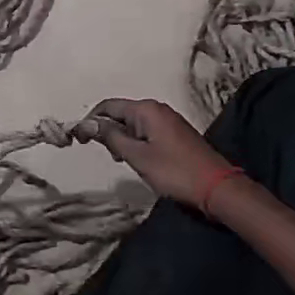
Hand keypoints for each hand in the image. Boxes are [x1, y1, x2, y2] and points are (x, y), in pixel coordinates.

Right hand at [90, 98, 238, 208]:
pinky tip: (139, 162)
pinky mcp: (175, 134)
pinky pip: (147, 132)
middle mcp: (157, 109)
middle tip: (110, 157)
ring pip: (133, 125)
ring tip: (125, 162)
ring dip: (123, 140)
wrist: (216, 188)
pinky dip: (137, 144)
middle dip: (108, 132)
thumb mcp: (137, 156)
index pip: (108, 106)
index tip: (78, 139)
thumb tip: (88, 124)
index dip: (91, 120)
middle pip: (121, 114)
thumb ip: (111, 137)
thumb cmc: (174, 171)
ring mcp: (168, 121)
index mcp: (146, 109)